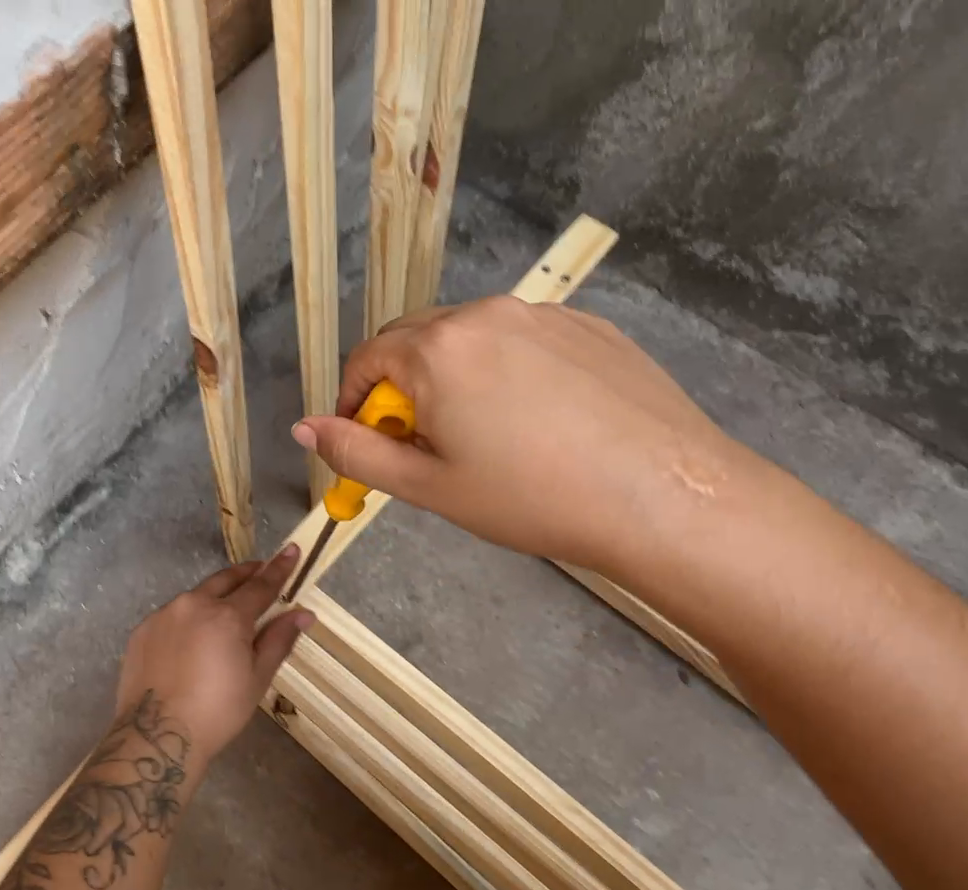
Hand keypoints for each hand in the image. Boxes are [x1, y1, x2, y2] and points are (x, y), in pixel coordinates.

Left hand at [112, 547, 314, 761]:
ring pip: (194, 597)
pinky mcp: (142, 630)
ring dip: (213, 597)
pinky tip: (190, 639)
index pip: (261, 586)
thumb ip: (278, 640)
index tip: (292, 550)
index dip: (279, 570)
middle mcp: (193, 605)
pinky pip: (171, 616)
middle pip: (224, 581)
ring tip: (224, 611)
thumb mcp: (256, 678)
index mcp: (227, 616)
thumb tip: (303, 613)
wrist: (157, 733)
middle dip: (245, 574)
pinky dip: (186, 619)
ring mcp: (163, 615)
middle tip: (259, 571)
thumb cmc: (217, 711)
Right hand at [291, 297, 754, 572]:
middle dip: (398, 388)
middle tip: (417, 444)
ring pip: (468, 339)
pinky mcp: (589, 327)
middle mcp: (486, 314)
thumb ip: (354, 452)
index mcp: (437, 349)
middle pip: (413, 340)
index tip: (362, 445)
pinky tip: (531, 422)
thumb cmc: (529, 496)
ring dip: (449, 378)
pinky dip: (501, 372)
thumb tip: (303, 427)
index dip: (351, 404)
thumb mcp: (425, 485)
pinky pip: (519, 340)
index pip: (365, 360)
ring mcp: (543, 315)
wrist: (663, 496)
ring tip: (477, 435)